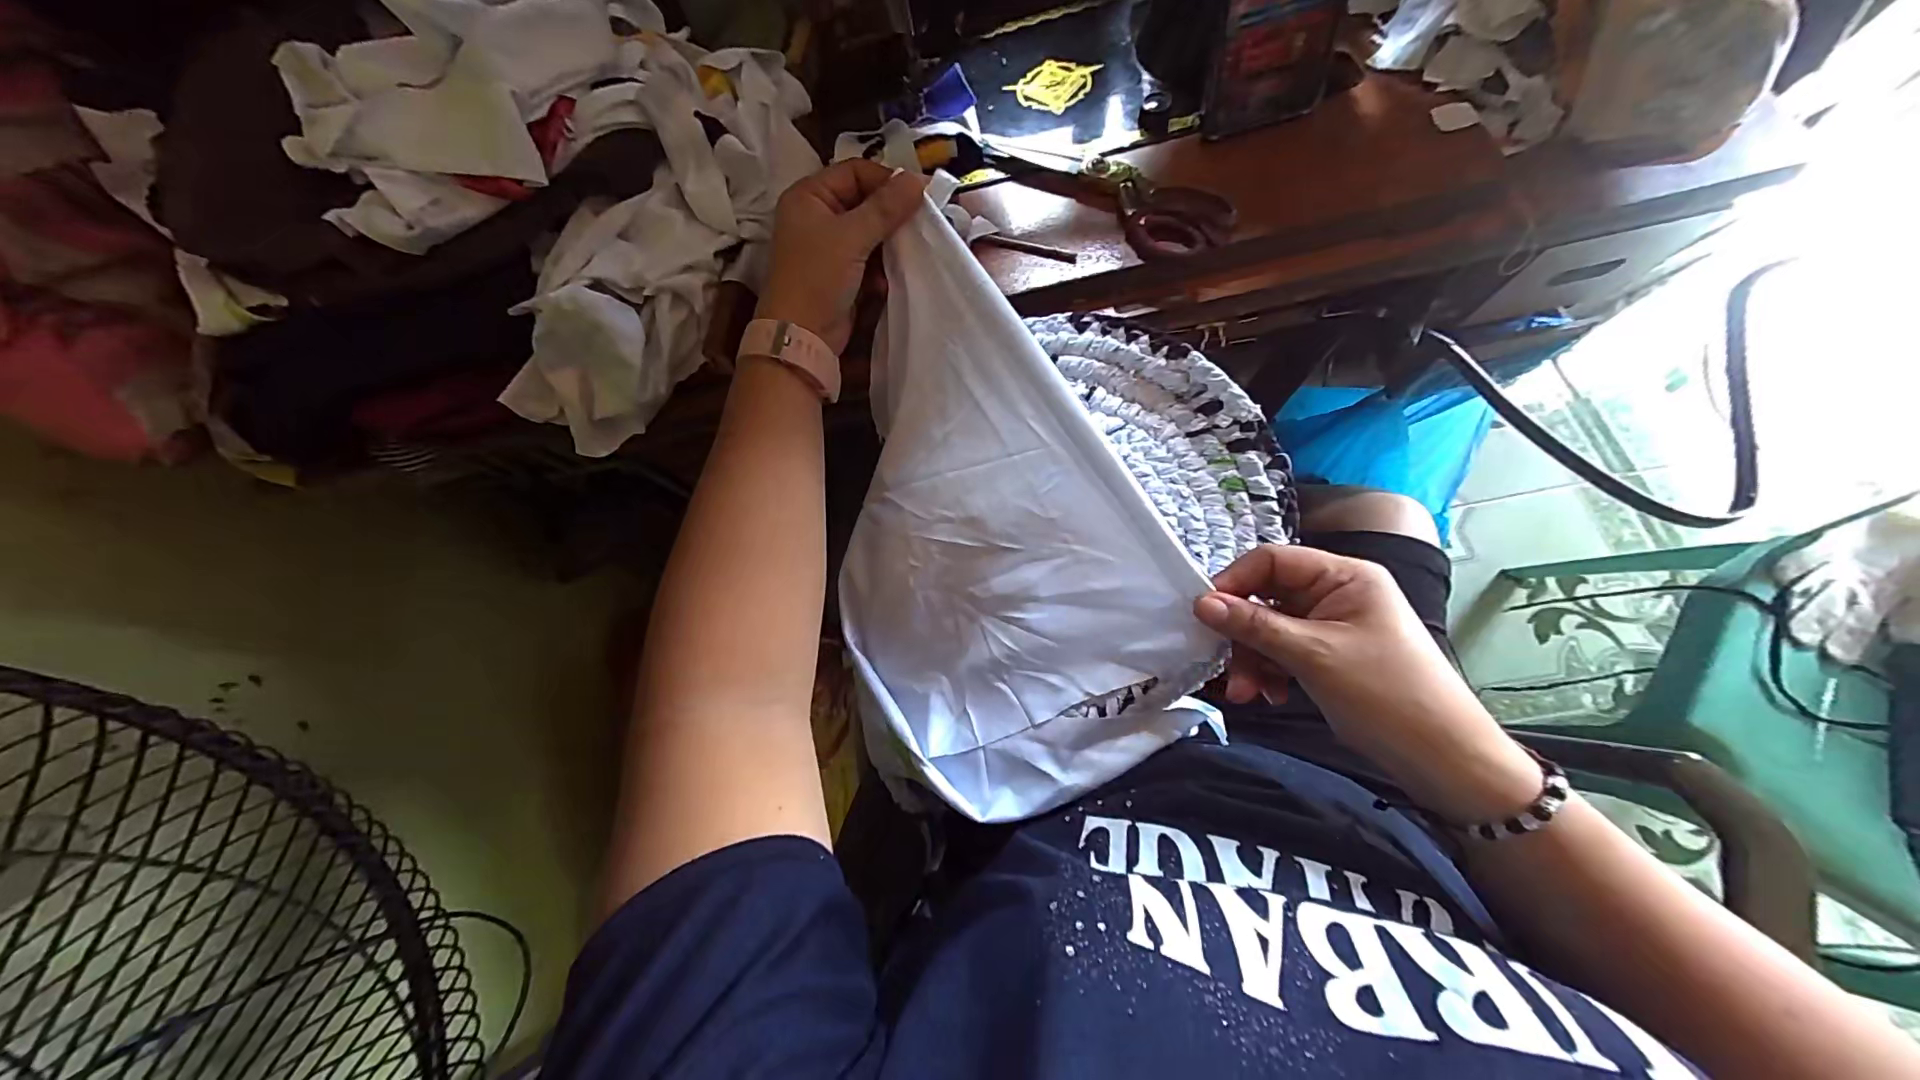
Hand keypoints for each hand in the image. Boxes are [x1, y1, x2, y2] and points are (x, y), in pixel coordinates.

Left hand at [756, 159, 927, 353]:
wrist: (802, 336)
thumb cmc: (817, 278)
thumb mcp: (851, 237)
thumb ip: (885, 208)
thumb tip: (917, 180)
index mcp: (809, 196)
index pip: (855, 172)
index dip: (887, 180)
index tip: (921, 193)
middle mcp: (817, 216)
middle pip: (865, 201)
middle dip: (892, 215)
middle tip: (922, 222)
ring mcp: (829, 247)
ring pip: (871, 232)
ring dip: (889, 244)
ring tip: (908, 252)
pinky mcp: (841, 274)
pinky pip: (869, 259)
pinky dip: (881, 267)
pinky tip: (886, 281)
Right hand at [1193, 544, 1540, 823]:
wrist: (1444, 759)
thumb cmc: (1387, 695)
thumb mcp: (1313, 655)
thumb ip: (1254, 626)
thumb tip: (1201, 603)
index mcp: (1344, 576)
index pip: (1272, 561)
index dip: (1234, 582)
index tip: (1204, 613)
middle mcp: (1335, 594)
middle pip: (1265, 598)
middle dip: (1241, 635)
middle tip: (1224, 667)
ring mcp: (1331, 626)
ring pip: (1268, 630)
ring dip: (1251, 660)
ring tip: (1245, 694)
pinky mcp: (1327, 655)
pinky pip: (1281, 652)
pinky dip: (1268, 671)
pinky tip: (1267, 695)